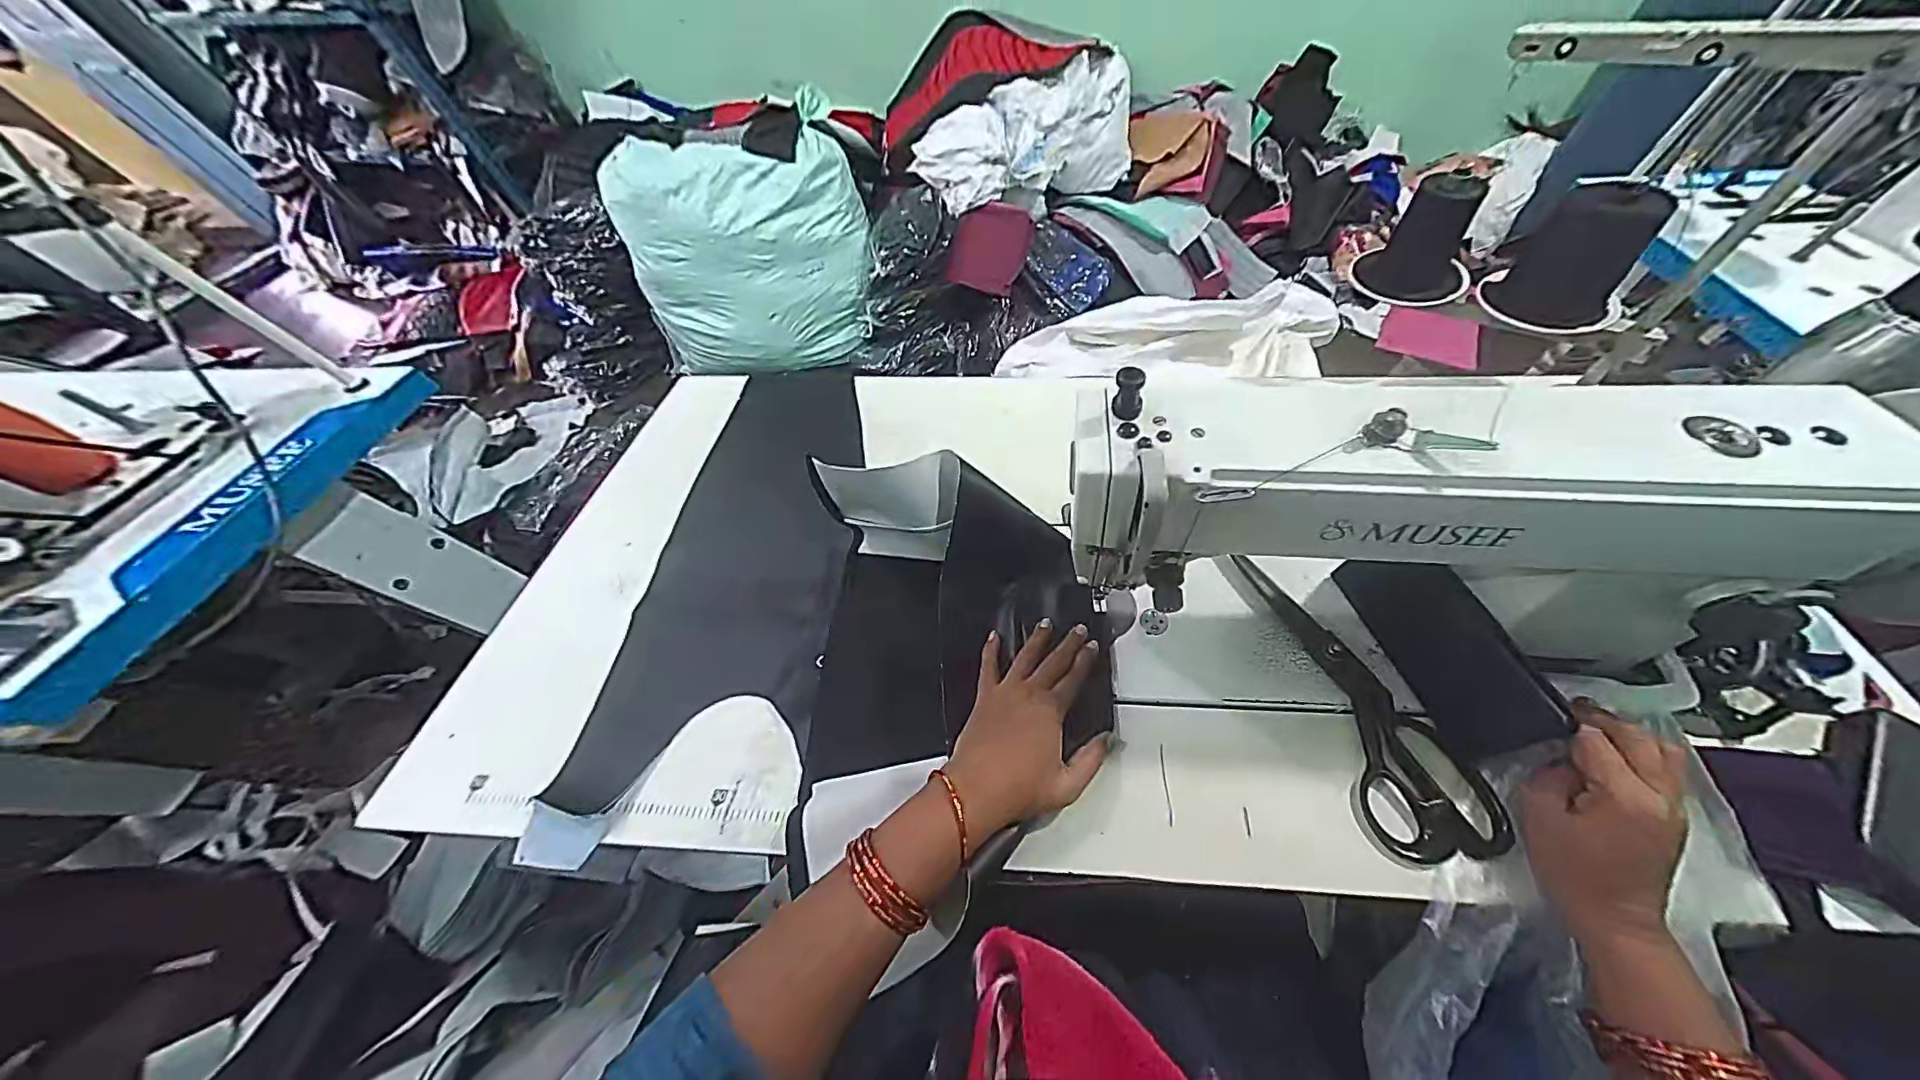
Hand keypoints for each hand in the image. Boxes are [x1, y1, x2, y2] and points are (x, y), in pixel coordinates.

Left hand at [944, 621, 1108, 836]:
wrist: (976, 791)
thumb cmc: (1016, 788)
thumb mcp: (1067, 784)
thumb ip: (1091, 760)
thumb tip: (1106, 742)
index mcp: (1050, 713)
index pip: (1073, 679)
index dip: (1085, 661)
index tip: (1092, 647)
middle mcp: (1028, 696)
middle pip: (1053, 662)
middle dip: (1068, 643)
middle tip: (1076, 630)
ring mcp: (1004, 694)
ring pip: (1024, 657)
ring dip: (1036, 640)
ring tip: (1044, 625)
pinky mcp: (983, 699)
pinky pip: (988, 667)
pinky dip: (991, 650)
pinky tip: (993, 638)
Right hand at [1519, 700, 1689, 946]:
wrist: (1613, 916)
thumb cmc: (1573, 872)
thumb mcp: (1538, 815)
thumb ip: (1547, 775)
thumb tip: (1559, 758)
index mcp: (1626, 797)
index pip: (1595, 739)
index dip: (1567, 726)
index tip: (1548, 723)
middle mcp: (1661, 798)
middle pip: (1638, 737)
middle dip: (1601, 720)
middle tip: (1570, 715)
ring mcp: (1675, 808)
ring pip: (1663, 749)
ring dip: (1628, 734)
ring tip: (1595, 732)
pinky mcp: (1675, 816)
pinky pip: (1668, 768)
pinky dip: (1643, 752)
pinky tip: (1615, 756)